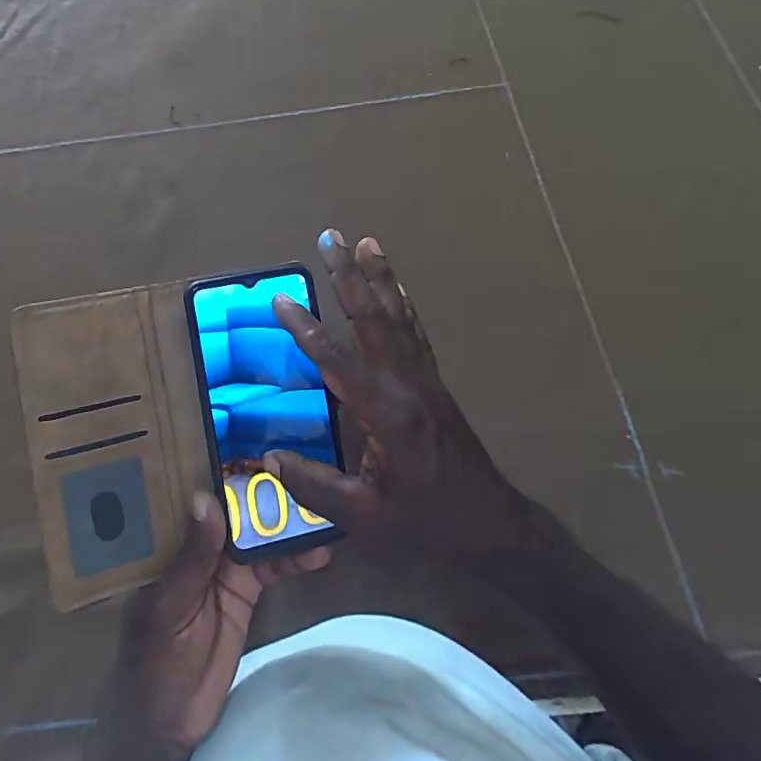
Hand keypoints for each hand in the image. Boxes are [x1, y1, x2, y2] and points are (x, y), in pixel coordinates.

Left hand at [87, 491, 330, 760]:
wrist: (168, 721)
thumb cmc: (153, 660)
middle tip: (304, 475)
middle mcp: (198, 544)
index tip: (257, 450)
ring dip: (290, 525)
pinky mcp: (245, 589)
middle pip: (237, 510)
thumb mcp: (169, 608)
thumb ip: (192, 558)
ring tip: (322, 513)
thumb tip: (207, 498)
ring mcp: (224, 566)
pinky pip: (273, 565)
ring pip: (261, 534)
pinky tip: (319, 553)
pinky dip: (296, 557)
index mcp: (169, 540)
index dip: (224, 470)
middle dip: (267, 494)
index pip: (197, 495)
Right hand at [266, 230, 536, 565]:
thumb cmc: (426, 521)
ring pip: (398, 317)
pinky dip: (404, 304)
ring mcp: (424, 379)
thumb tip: (271, 458)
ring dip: (380, 278)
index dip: (306, 330)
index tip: (280, 300)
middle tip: (329, 238)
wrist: (489, 522)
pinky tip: (397, 287)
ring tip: (366, 242)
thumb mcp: (365, 518)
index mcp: (386, 413)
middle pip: (373, 320)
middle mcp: (406, 384)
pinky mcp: (434, 383)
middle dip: (348, 277)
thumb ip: (316, 488)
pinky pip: (416, 332)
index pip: (337, 361)